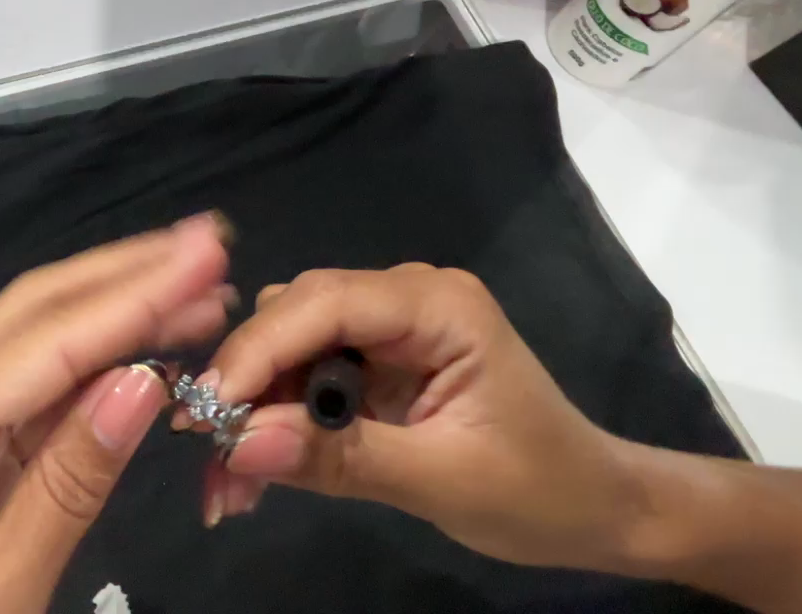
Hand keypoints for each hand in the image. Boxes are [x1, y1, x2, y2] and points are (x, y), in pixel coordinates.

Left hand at [0, 216, 234, 613]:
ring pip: (31, 334)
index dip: (133, 296)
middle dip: (126, 271)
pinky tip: (143, 345)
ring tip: (196, 284)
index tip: (204, 252)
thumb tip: (143, 382)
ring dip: (115, 303)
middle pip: (33, 310)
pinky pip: (27, 383)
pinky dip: (92, 356)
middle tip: (208, 242)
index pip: (44, 343)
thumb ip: (66, 488)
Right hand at [197, 265, 651, 571]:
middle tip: (206, 447)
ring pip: (291, 339)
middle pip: (297, 314)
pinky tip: (257, 462)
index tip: (205, 409)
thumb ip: (341, 459)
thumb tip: (240, 448)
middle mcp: (403, 295)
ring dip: (253, 401)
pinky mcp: (374, 354)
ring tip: (227, 475)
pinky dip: (276, 414)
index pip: (325, 304)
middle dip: (247, 379)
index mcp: (436, 304)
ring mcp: (386, 322)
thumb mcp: (443, 481)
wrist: (597, 507)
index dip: (258, 350)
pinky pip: (306, 368)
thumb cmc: (540, 490)